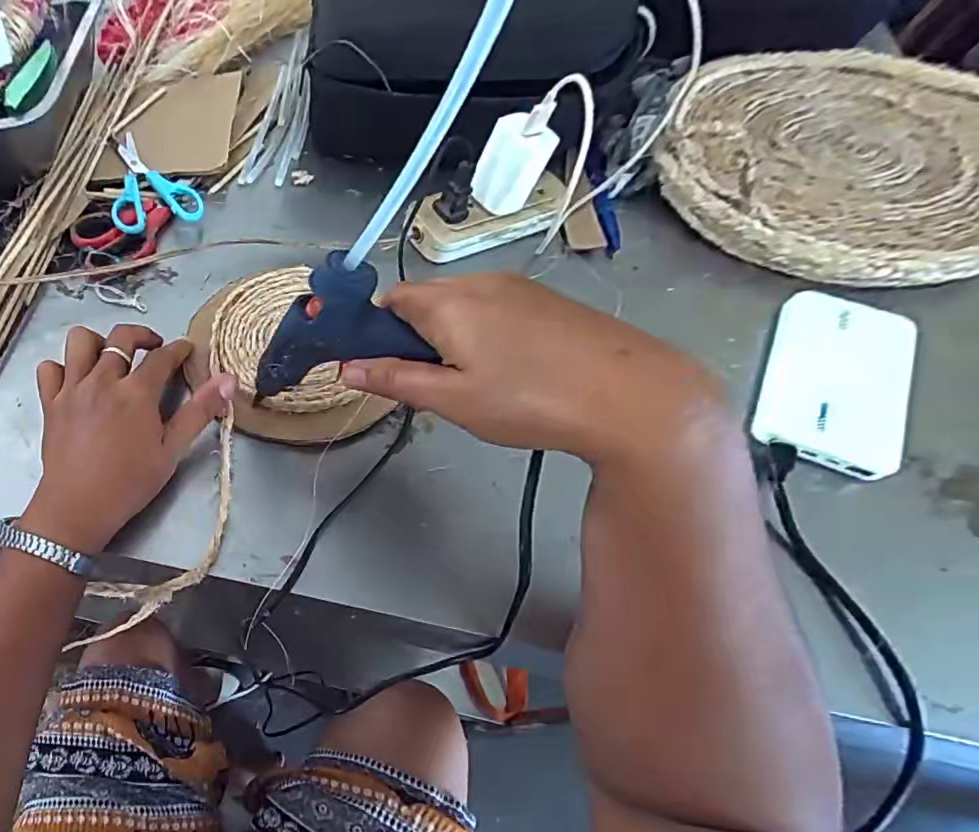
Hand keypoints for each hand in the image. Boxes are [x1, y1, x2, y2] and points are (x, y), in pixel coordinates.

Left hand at [21, 324, 234, 552]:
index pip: (162, 356)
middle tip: (152, 348)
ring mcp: (72, 389)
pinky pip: (49, 368)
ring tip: (109, 359)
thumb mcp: (170, 451)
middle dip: (142, 335)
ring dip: (98, 342)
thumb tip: (227, 380)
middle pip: (121, 337)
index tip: (185, 351)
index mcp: (137, 393)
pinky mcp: (50, 403)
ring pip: (80, 341)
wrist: (78, 506)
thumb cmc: (128, 484)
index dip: (178, 349)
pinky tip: (74, 380)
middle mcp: (103, 381)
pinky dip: (61, 367)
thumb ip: (198, 413)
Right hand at [337, 273, 732, 466]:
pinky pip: (488, 309)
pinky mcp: (545, 302)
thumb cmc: (530, 400)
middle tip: (415, 382)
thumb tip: (346, 368)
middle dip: (404, 335)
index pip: (389, 300)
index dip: (369, 329)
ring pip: (456, 305)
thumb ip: (395, 379)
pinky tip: (494, 370)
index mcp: (450, 303)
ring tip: (456, 382)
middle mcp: (481, 284)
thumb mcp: (451, 399)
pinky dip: (473, 333)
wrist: (632, 396)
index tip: (367, 363)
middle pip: (422, 300)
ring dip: (439, 336)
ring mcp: (518, 289)